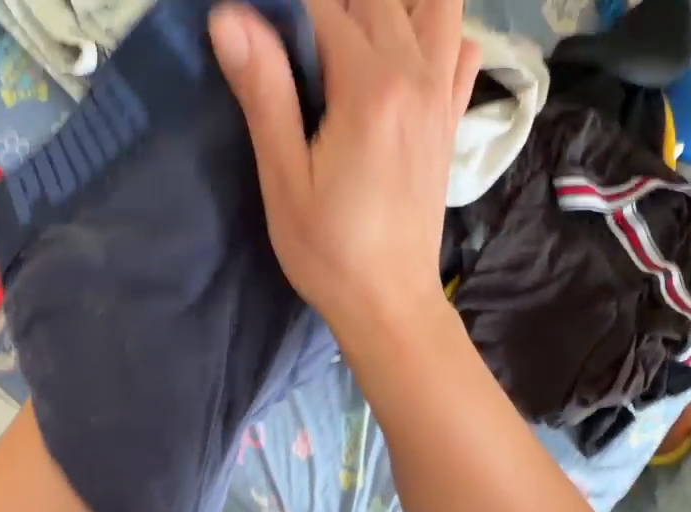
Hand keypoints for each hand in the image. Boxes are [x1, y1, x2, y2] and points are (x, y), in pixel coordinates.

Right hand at [209, 0, 478, 334]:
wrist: (389, 302)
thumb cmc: (328, 253)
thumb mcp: (284, 181)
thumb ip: (265, 94)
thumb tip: (231, 17)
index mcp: (370, 88)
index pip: (324, 9)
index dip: (285, 13)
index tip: (261, 37)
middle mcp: (417, 75)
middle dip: (330, 10)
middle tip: (295, 60)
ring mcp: (442, 94)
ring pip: (430, 6)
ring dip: (388, 9)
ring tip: (348, 46)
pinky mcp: (451, 118)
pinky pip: (459, 45)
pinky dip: (434, 35)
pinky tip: (400, 63)